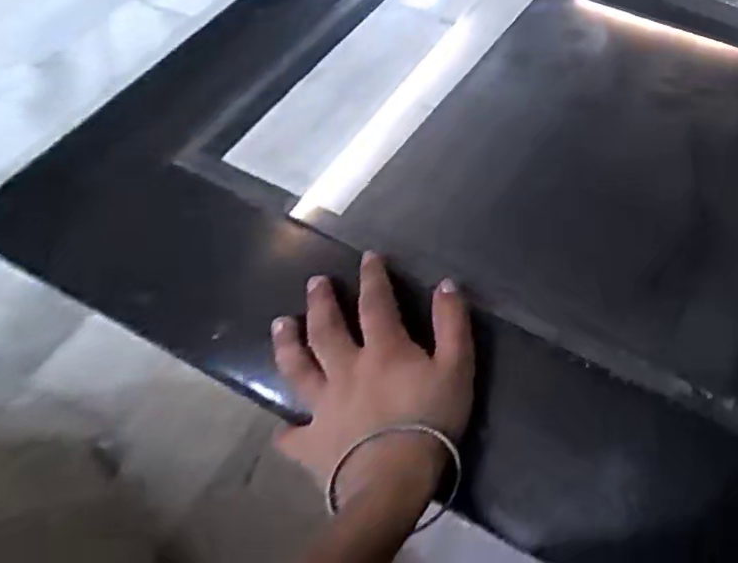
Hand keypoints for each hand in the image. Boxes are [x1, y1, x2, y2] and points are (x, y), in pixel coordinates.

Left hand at [271, 253, 472, 509]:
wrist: (392, 481)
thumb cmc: (431, 418)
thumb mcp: (457, 364)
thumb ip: (452, 322)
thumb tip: (446, 284)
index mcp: (383, 349)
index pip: (375, 303)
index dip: (373, 277)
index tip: (367, 257)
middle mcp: (347, 370)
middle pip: (327, 330)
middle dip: (321, 302)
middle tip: (314, 282)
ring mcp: (324, 407)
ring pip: (299, 370)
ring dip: (287, 345)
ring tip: (279, 324)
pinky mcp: (311, 444)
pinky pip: (292, 436)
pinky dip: (286, 430)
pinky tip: (283, 428)